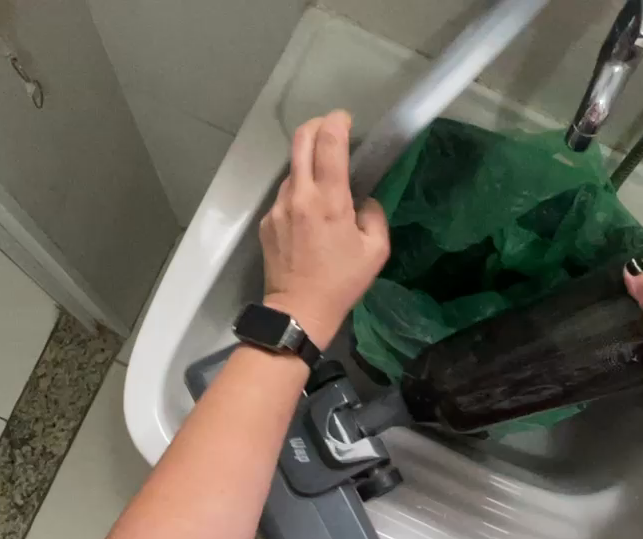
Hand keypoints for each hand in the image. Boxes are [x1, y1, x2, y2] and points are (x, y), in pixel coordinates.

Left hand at [259, 110, 389, 348]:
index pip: (329, 141)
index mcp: (329, 200)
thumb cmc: (341, 284)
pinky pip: (284, 197)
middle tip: (331, 132)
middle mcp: (299, 196)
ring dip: (307, 166)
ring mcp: (278, 208)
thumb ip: (374, 215)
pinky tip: (307, 217)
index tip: (346, 122)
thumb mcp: (375, 251)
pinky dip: (298, 195)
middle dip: (317, 126)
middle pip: (301, 139)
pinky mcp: (267, 222)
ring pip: (292, 169)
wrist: (299, 312)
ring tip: (322, 185)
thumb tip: (363, 200)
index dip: (338, 122)